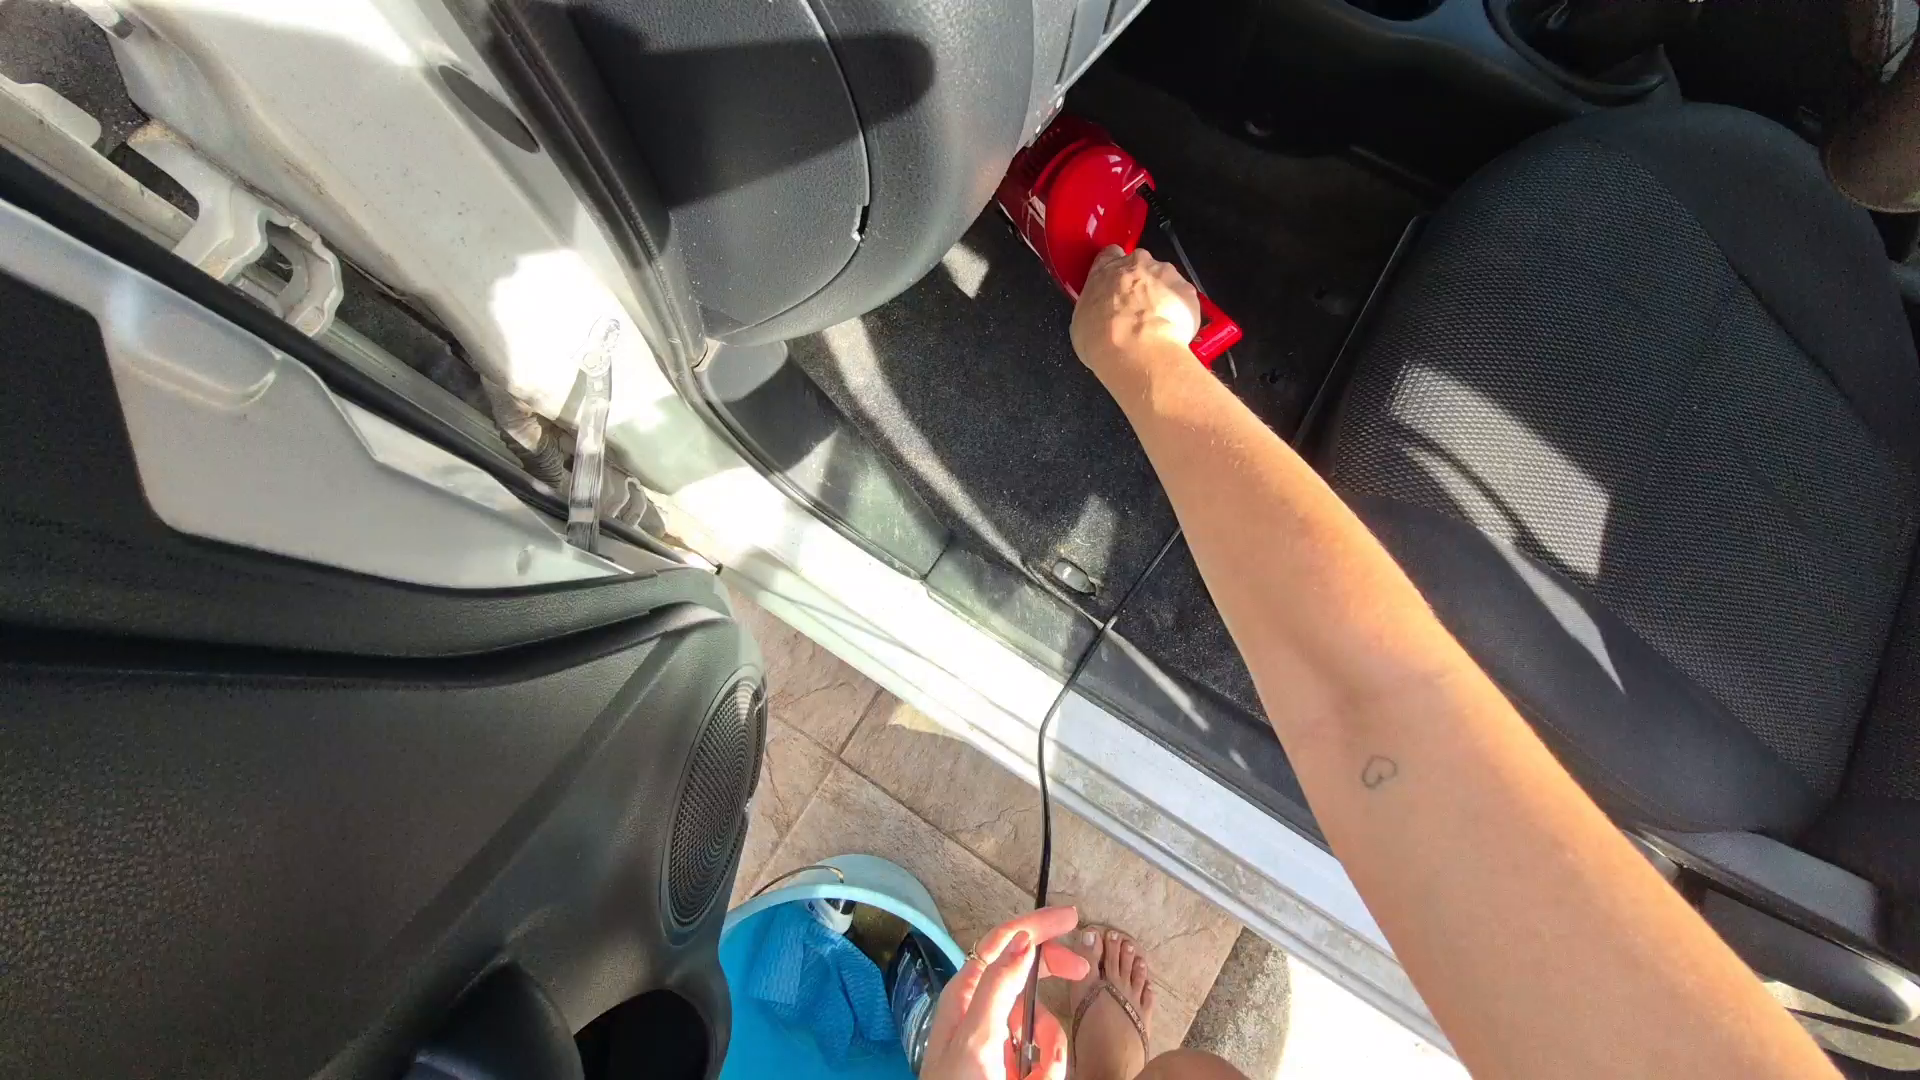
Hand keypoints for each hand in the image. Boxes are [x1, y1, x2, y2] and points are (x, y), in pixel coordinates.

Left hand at [920, 907, 1090, 1079]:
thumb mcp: (976, 1041)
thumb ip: (998, 988)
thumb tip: (1023, 939)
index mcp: (968, 992)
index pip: (1003, 941)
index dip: (1036, 924)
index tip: (1072, 918)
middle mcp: (984, 1008)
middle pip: (1026, 971)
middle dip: (1053, 975)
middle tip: (1082, 973)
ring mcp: (1002, 1040)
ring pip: (1042, 1019)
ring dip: (1049, 1045)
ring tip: (1033, 1078)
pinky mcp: (1016, 1067)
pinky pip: (1046, 1053)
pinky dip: (1049, 1069)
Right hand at [1070, 246, 1201, 386]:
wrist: (1138, 351)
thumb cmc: (1106, 338)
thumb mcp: (1081, 323)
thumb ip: (1093, 306)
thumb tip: (1096, 314)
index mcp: (1106, 269)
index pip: (1108, 255)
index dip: (1111, 271)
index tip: (1111, 286)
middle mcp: (1136, 264)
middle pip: (1139, 266)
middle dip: (1138, 284)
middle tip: (1132, 312)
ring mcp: (1164, 274)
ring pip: (1164, 280)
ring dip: (1159, 297)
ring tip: (1152, 327)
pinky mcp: (1186, 290)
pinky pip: (1182, 297)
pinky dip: (1178, 311)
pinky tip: (1168, 331)